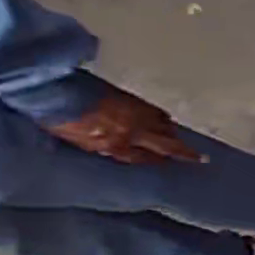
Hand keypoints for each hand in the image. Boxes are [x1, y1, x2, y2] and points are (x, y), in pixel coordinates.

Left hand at [46, 87, 203, 164]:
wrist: (54, 87)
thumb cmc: (60, 119)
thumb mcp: (81, 142)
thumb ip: (104, 147)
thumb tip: (117, 150)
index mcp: (120, 143)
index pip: (148, 158)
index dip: (161, 163)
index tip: (173, 166)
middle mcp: (134, 128)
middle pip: (166, 143)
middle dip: (184, 152)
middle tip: (200, 157)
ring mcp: (134, 111)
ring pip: (164, 124)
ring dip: (173, 132)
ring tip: (179, 137)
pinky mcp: (130, 96)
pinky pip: (155, 111)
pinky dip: (162, 117)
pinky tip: (164, 118)